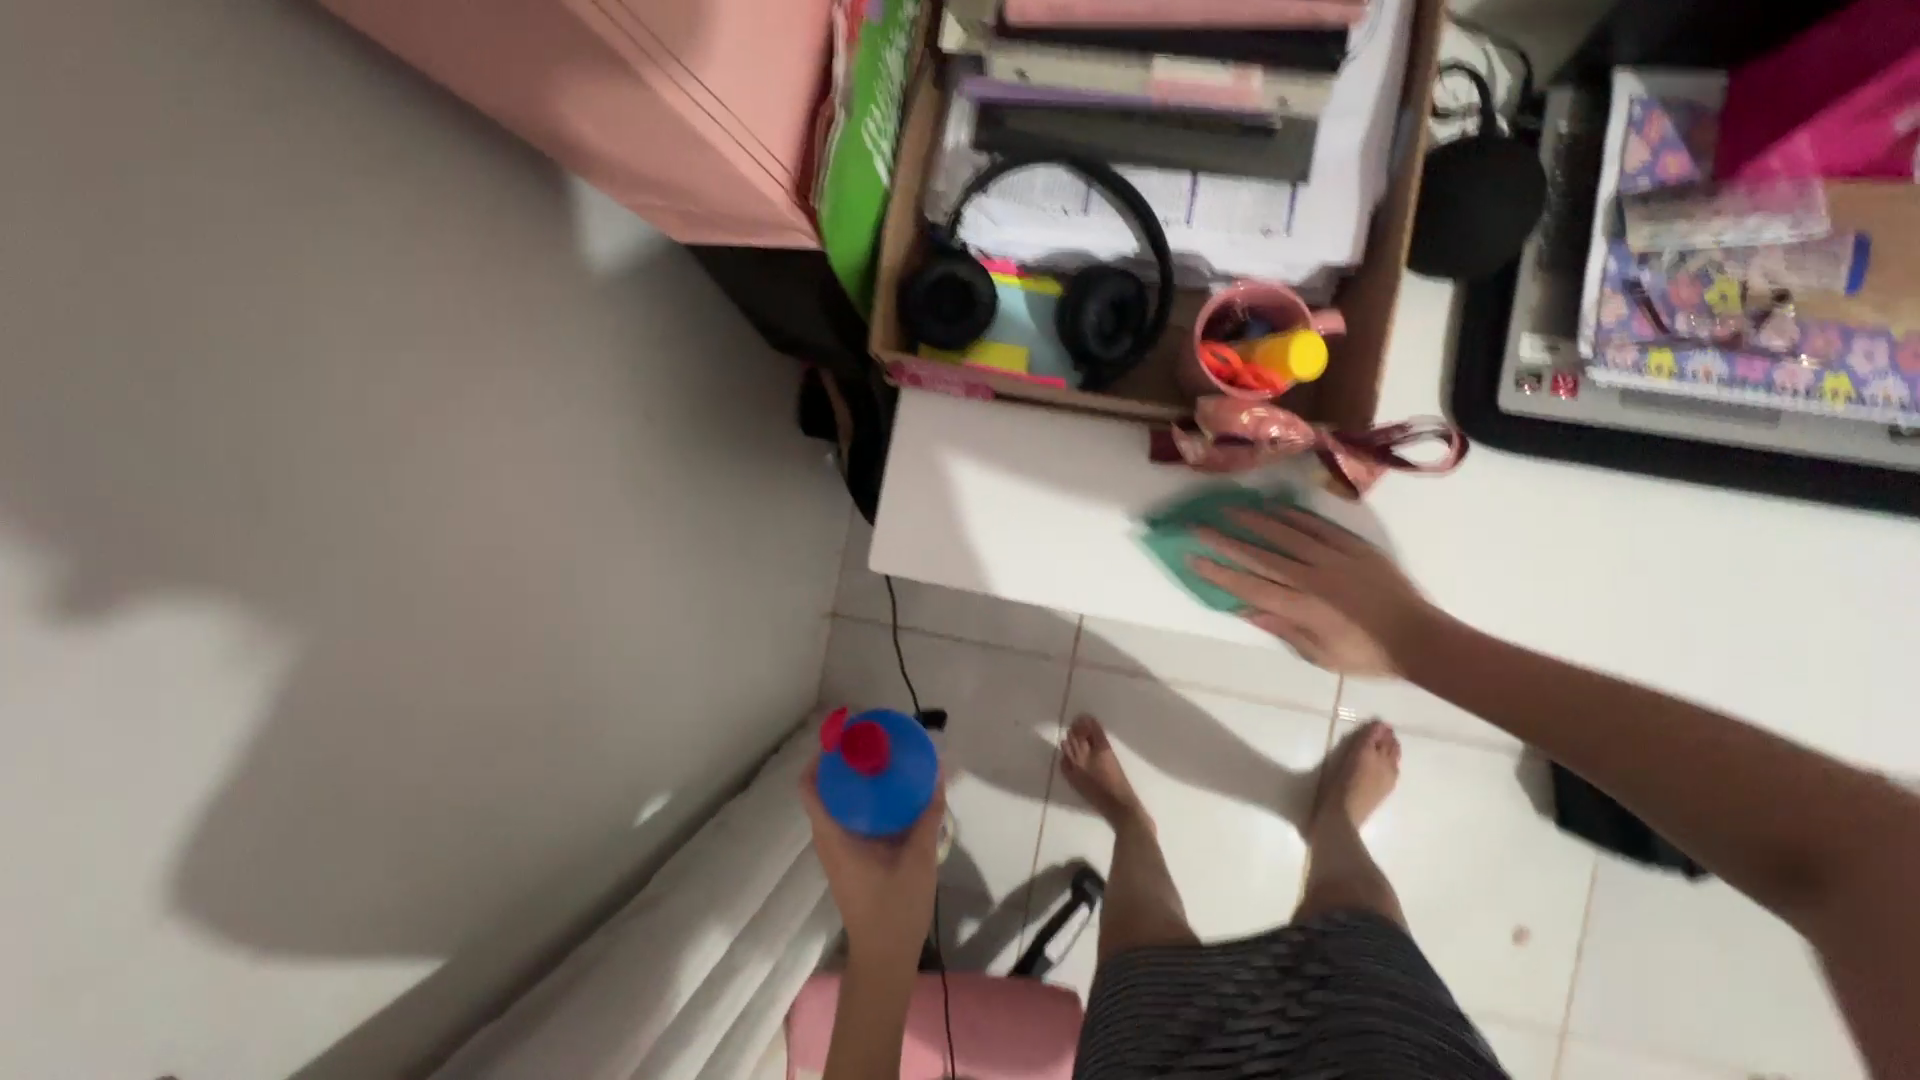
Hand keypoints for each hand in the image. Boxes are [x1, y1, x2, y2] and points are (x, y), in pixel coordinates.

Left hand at [801, 759, 945, 968]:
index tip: (842, 737)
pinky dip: (863, 804)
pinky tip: (891, 798)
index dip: (818, 759)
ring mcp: (837, 852)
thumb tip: (937, 774)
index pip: (809, 788)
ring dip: (852, 784)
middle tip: (870, 743)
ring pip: (836, 807)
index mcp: (834, 837)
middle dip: (841, 765)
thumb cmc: (895, 908)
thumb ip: (928, 816)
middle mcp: (828, 840)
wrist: (885, 956)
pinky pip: (849, 821)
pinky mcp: (850, 861)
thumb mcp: (918, 858)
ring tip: (881, 762)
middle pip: (822, 791)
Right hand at [1189, 507, 1440, 676]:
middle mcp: (1312, 577)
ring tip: (1228, 510)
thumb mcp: (1321, 656)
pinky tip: (1273, 509)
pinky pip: (1317, 526)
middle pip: (1260, 555)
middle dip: (1225, 540)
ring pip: (1286, 533)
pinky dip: (1293, 516)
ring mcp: (1334, 558)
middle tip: (1197, 527)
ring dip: (1254, 520)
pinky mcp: (1354, 547)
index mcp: (1302, 608)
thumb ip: (1283, 630)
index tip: (1193, 557)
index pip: (1249, 585)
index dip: (1218, 571)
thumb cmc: (1368, 656)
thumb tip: (1246, 610)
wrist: (1421, 639)